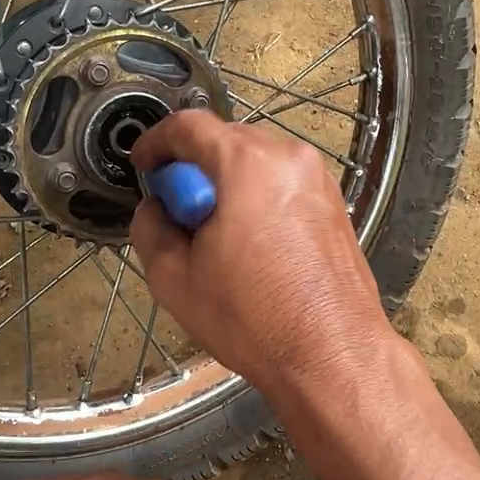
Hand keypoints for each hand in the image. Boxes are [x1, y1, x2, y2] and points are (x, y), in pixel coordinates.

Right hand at [128, 110, 396, 393]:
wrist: (333, 353)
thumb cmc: (257, 320)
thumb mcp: (175, 279)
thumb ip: (151, 229)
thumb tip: (154, 210)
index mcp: (247, 164)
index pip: (189, 125)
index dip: (155, 141)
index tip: (143, 164)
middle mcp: (290, 158)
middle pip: (227, 140)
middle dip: (195, 168)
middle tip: (177, 210)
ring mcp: (319, 179)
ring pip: (258, 162)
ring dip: (228, 184)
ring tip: (216, 236)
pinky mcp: (335, 203)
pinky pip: (284, 183)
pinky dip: (259, 198)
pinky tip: (251, 245)